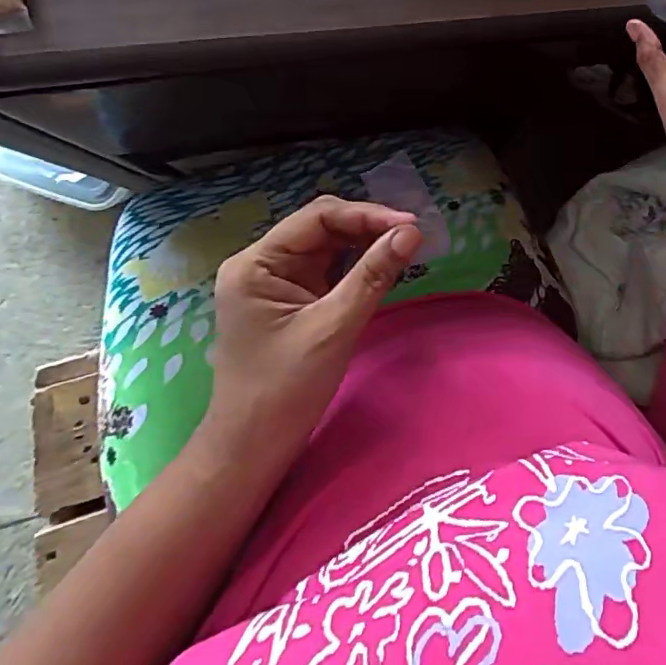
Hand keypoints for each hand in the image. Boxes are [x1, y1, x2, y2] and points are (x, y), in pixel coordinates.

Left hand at [205, 197, 421, 450]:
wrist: (253, 449)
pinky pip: (329, 269)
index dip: (366, 215)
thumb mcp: (333, 328)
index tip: (411, 225)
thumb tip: (412, 233)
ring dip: (366, 244)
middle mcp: (262, 263)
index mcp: (256, 263)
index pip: (317, 218)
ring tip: (405, 246)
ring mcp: (276, 281)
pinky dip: (357, 266)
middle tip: (413, 236)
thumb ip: (372, 276)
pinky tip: (384, 265)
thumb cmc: (285, 390)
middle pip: (323, 227)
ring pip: (329, 246)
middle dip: (368, 227)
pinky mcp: (292, 299)